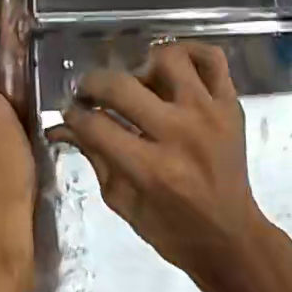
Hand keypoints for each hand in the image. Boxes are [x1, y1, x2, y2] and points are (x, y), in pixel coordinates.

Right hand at [46, 41, 267, 291]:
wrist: (231, 238)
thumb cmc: (172, 229)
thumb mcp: (122, 201)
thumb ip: (92, 157)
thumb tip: (59, 127)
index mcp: (152, 169)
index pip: (96, 124)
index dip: (73, 116)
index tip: (71, 114)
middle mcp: (181, 134)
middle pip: (121, 86)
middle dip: (92, 85)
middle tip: (89, 94)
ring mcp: (210, 114)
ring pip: (168, 59)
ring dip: (142, 67)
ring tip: (138, 84)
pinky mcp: (231, 105)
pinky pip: (213, 58)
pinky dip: (190, 53)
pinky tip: (172, 68)